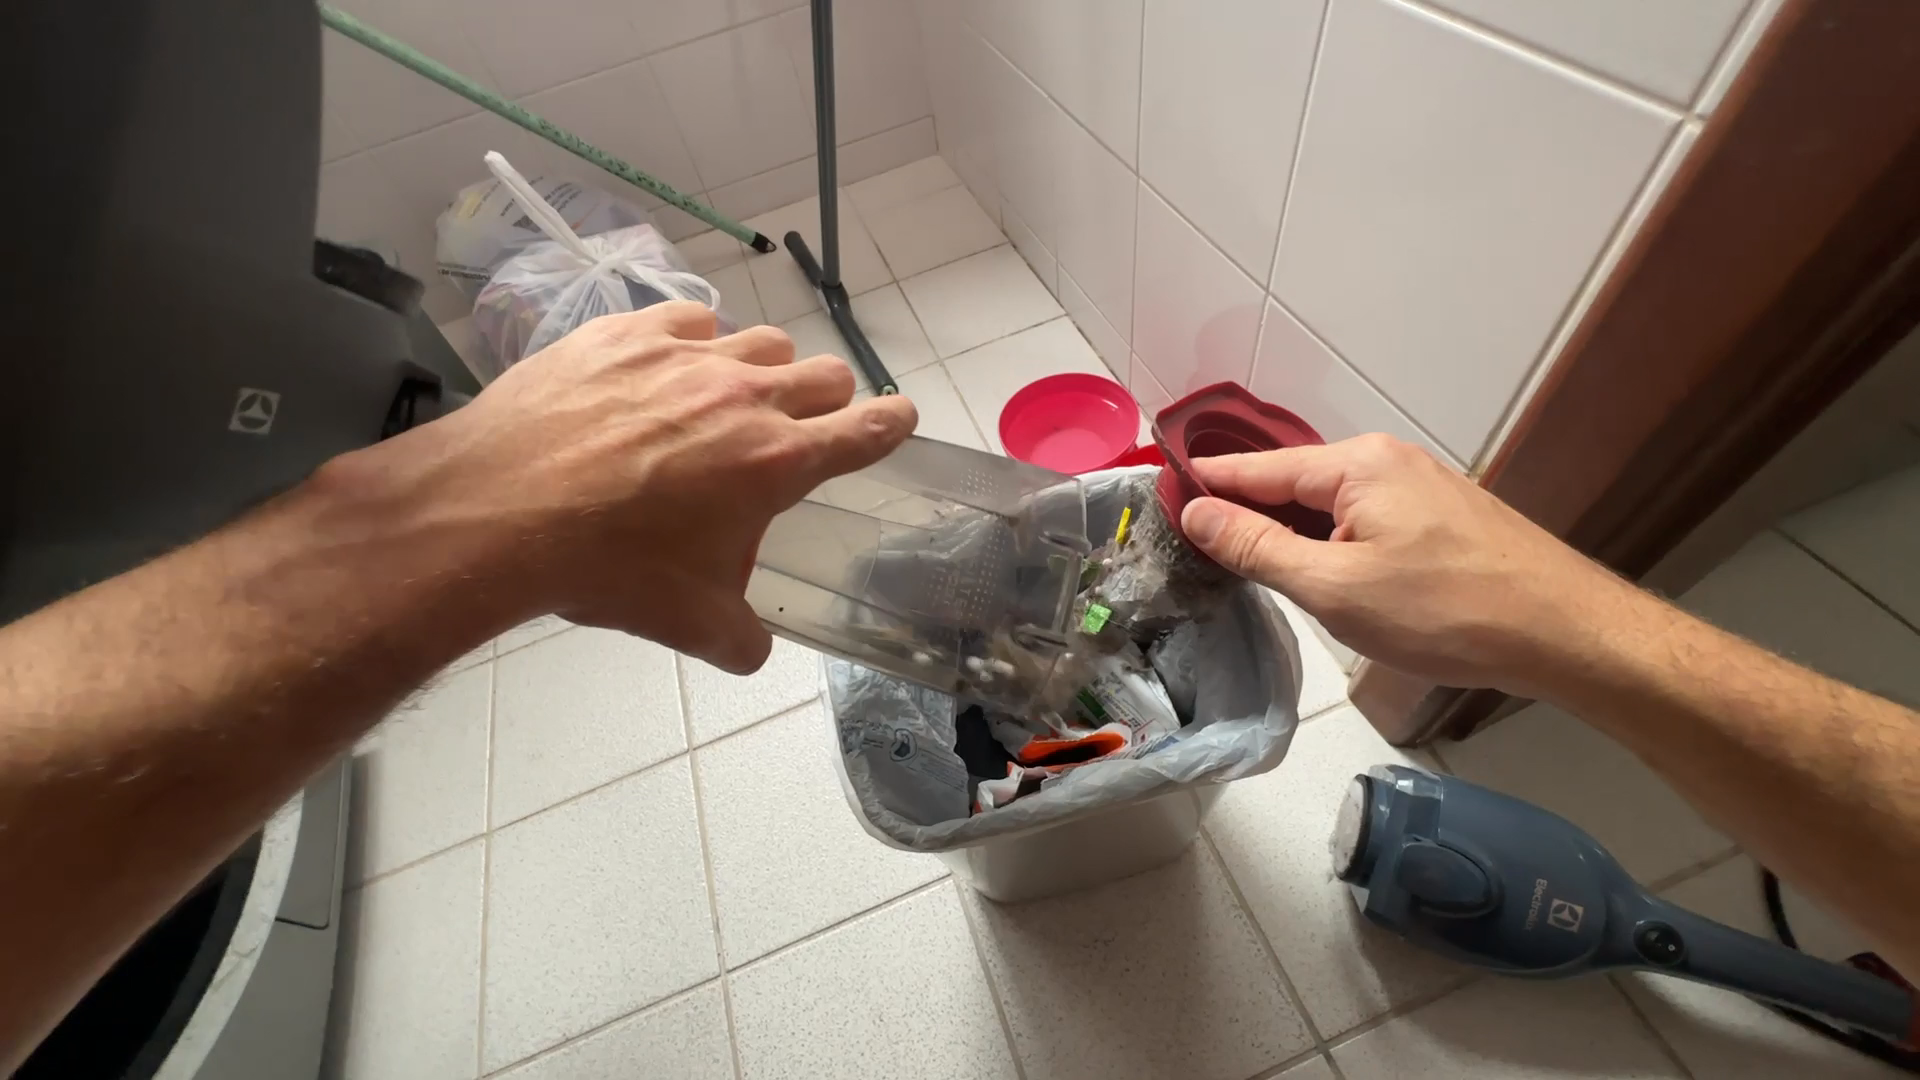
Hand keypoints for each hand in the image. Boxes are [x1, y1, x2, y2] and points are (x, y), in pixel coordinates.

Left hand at [337, 302, 915, 672]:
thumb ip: (742, 638)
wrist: (496, 513)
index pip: (865, 430)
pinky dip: (698, 342)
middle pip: (827, 374)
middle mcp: (747, 398)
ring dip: (766, 370)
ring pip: (766, 341)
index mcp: (776, 463)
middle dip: (828, 401)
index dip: (893, 423)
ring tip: (728, 401)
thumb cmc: (607, 568)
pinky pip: (694, 318)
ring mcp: (688, 356)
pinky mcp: (630, 331)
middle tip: (796, 429)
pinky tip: (668, 373)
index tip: (900, 417)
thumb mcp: (689, 622)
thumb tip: (754, 650)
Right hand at [1178, 435, 1638, 694]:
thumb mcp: (1331, 585)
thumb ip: (1254, 545)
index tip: (1158, 495)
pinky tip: (1315, 570)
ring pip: (1324, 505)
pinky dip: (1324, 540)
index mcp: (1354, 464)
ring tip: (1245, 564)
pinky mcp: (1437, 515)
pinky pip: (1358, 518)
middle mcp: (1384, 460)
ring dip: (1285, 531)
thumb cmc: (1442, 611)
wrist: (1571, 635)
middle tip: (1194, 545)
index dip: (1203, 484)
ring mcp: (1417, 485)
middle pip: (1289, 484)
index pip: (1254, 468)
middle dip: (1244, 512)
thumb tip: (1193, 511)